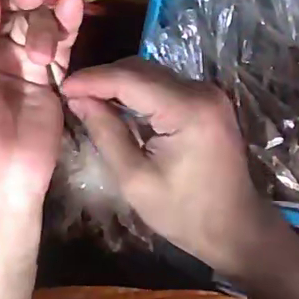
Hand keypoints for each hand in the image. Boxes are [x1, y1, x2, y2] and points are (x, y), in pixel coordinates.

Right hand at [61, 58, 291, 280]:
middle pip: (141, 70)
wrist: (236, 229)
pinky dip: (137, 91)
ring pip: (151, 73)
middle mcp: (201, 91)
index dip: (92, 79)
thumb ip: (106, 133)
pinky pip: (163, 85)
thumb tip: (77, 99)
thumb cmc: (184, 213)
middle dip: (103, 78)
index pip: (130, 79)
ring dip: (118, 82)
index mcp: (188, 109)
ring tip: (86, 97)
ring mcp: (207, 93)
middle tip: (70, 93)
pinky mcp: (207, 100)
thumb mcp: (135, 179)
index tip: (62, 86)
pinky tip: (115, 103)